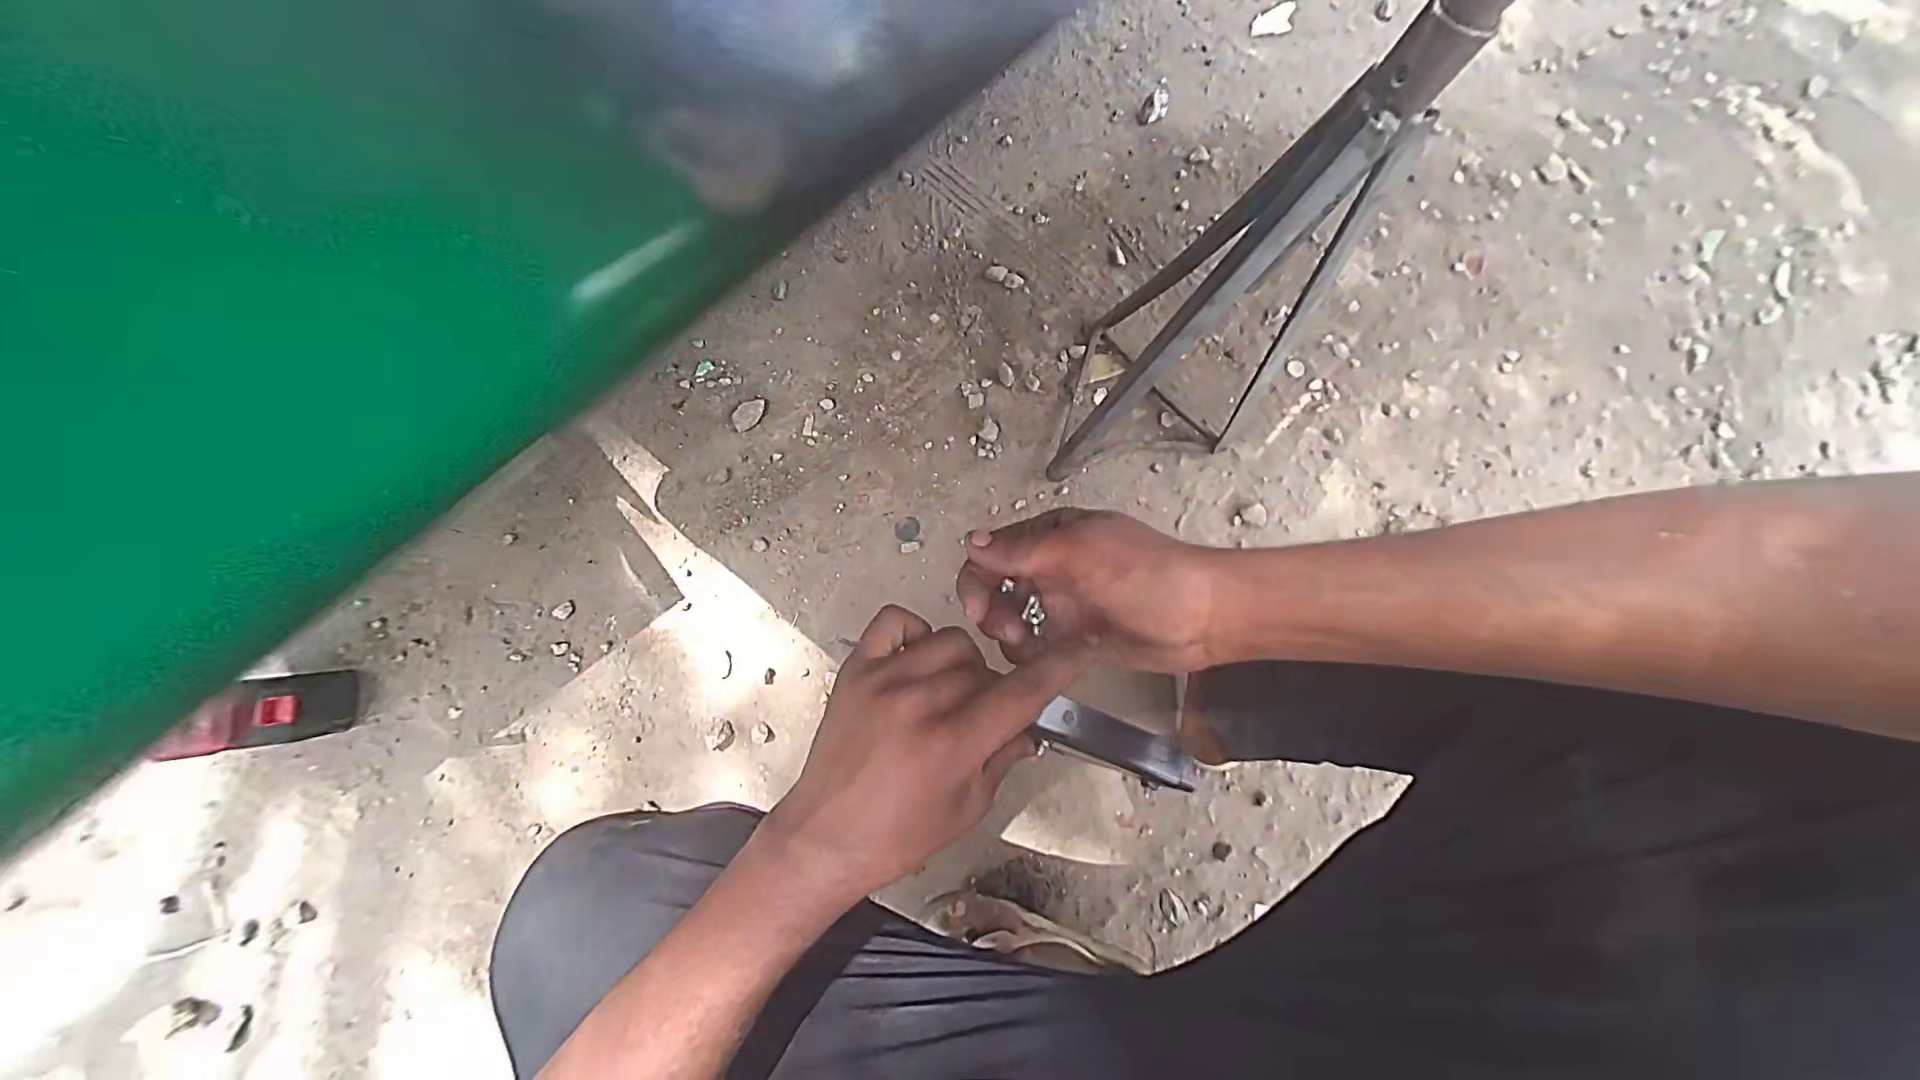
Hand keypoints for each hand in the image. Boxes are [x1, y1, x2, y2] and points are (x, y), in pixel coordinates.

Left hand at [763, 606, 1082, 901]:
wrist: (826, 836)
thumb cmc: (895, 836)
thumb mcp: (967, 807)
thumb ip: (1003, 758)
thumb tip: (1030, 728)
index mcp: (951, 744)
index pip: (1020, 692)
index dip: (1056, 669)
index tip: (1074, 652)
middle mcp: (918, 703)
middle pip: (985, 669)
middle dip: (997, 690)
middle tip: (986, 716)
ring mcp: (883, 680)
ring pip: (951, 641)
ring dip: (964, 664)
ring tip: (951, 693)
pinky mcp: (856, 671)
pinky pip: (895, 621)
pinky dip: (916, 632)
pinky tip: (919, 660)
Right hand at [955, 509, 1220, 671]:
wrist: (1202, 619)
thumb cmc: (1151, 576)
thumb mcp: (1079, 554)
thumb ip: (1022, 550)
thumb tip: (974, 542)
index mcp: (1054, 535)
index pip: (995, 551)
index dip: (978, 577)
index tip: (977, 606)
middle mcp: (1055, 567)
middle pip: (998, 586)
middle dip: (991, 609)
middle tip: (1002, 629)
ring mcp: (1065, 603)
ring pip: (1013, 618)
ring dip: (1008, 632)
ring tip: (1023, 645)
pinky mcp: (1076, 637)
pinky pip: (1036, 646)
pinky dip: (1028, 654)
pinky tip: (1037, 660)